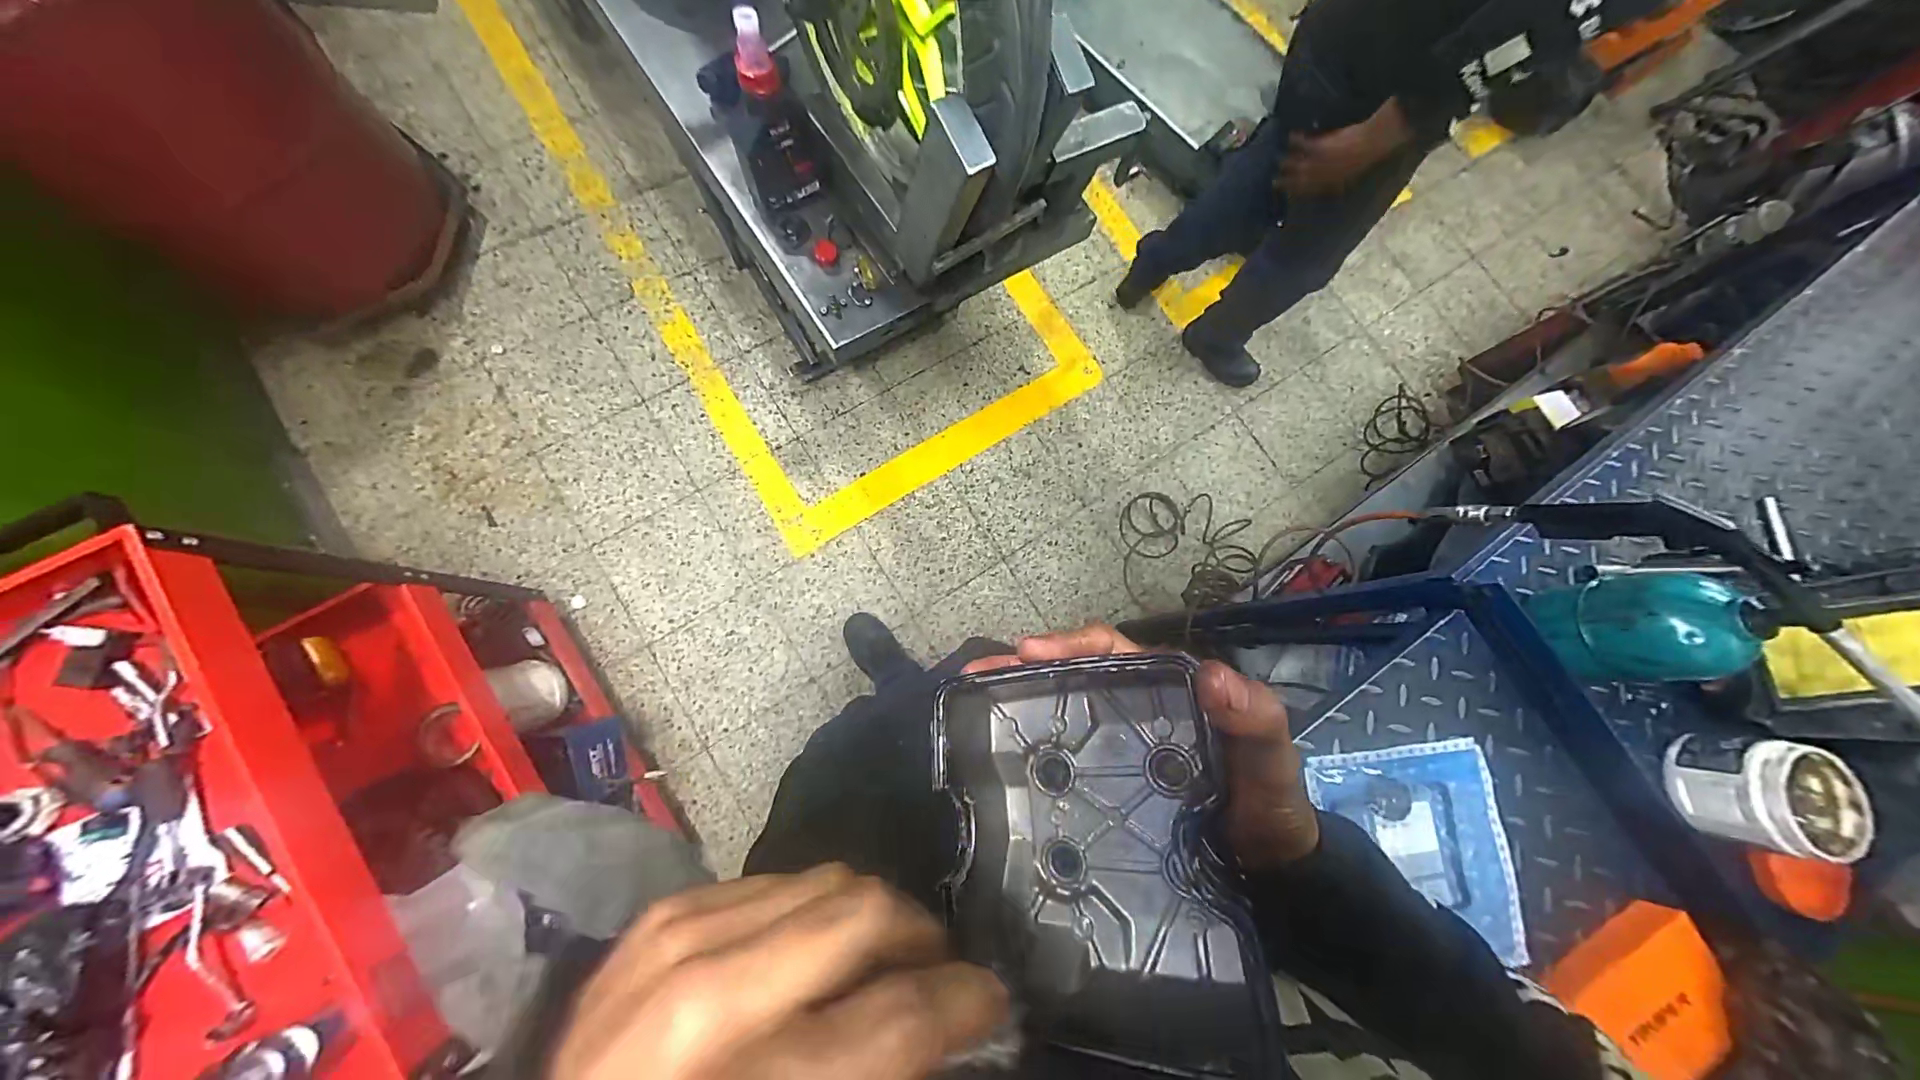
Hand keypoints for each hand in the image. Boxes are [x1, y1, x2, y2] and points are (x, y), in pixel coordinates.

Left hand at [551, 865, 1008, 1079]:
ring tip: (881, 951)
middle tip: (937, 968)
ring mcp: (677, 942)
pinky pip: (776, 879)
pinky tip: (813, 942)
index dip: (963, 1002)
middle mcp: (709, 1004)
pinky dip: (813, 906)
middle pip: (862, 918)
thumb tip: (942, 1024)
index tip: (990, 997)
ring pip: (826, 882)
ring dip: (872, 915)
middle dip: (921, 938)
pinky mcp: (661, 916)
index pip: (894, 1019)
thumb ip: (872, 1068)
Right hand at [964, 624, 1319, 869]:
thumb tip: (1212, 676)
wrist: (1267, 870)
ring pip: (1057, 708)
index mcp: (1163, 687)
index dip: (1068, 644)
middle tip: (974, 674)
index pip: (1109, 652)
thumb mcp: (1272, 756)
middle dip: (1019, 667)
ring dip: (1012, 698)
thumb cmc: (1269, 802)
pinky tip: (995, 755)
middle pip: (1069, 674)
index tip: (1027, 650)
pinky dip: (1027, 743)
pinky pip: (1061, 753)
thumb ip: (1256, 718)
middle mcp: (1130, 708)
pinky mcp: (1101, 783)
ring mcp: (1113, 746)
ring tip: (966, 701)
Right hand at [1275, 97, 1412, 196]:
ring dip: (1286, 163)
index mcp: (1332, 183)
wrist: (1382, 137)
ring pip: (1297, 165)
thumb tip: (1332, 179)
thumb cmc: (1373, 153)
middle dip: (1285, 182)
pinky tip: (1290, 136)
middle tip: (1273, 182)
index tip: (1286, 192)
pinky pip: (1303, 144)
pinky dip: (1296, 140)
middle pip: (1298, 182)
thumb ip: (1341, 177)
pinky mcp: (1322, 147)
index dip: (1296, 192)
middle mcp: (1322, 177)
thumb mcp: (1358, 171)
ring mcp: (1320, 162)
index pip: (1309, 190)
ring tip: (1278, 160)